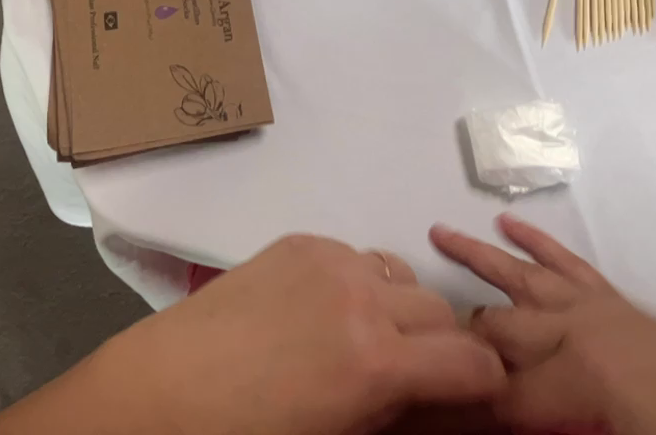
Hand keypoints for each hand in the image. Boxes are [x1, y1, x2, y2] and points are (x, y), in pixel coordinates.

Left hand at [0, 234, 504, 434]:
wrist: (171, 384)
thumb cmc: (255, 431)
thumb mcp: (342, 434)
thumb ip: (400, 410)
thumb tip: (442, 404)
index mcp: (376, 359)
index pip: (473, 361)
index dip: (483, 384)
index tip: (471, 396)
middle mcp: (362, 295)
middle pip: (441, 310)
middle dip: (440, 345)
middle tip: (412, 374)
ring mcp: (329, 258)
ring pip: (402, 274)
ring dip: (400, 307)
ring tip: (367, 337)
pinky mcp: (300, 240)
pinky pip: (356, 255)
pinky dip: (360, 281)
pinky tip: (326, 309)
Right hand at [431, 215, 655, 434]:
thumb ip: (552, 430)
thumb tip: (500, 422)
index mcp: (578, 372)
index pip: (494, 392)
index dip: (454, 403)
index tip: (417, 406)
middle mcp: (579, 328)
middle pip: (498, 330)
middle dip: (453, 337)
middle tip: (408, 337)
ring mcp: (600, 310)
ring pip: (524, 277)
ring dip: (477, 258)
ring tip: (436, 234)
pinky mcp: (620, 305)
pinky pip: (570, 267)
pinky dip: (538, 244)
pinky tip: (510, 226)